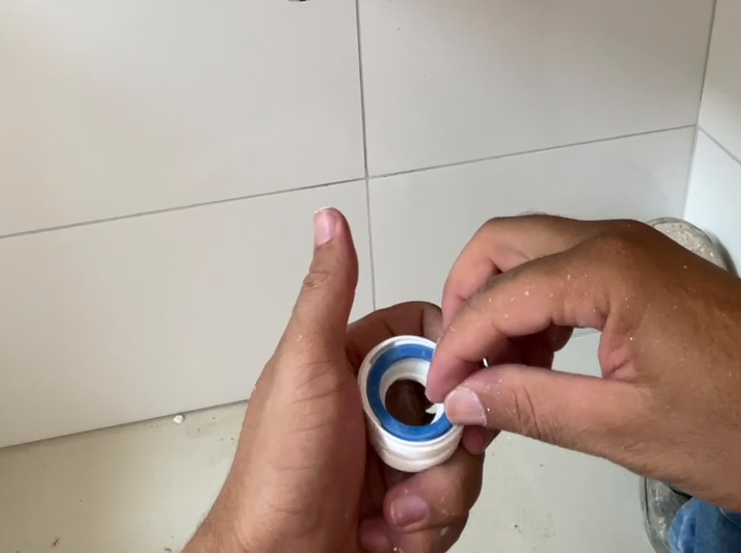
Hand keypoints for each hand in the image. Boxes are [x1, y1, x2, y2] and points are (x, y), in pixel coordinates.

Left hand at [189, 208, 484, 552]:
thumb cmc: (279, 468)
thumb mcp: (304, 365)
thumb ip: (326, 292)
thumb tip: (329, 219)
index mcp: (356, 364)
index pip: (424, 335)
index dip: (450, 354)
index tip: (458, 378)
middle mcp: (378, 408)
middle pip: (454, 401)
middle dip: (446, 443)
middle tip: (414, 462)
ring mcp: (395, 461)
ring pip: (460, 458)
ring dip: (434, 494)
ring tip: (389, 512)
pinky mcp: (409, 510)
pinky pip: (453, 507)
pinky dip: (428, 527)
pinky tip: (387, 534)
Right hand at [425, 215, 740, 518]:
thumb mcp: (631, 431)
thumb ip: (533, 406)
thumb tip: (463, 398)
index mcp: (605, 268)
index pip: (498, 294)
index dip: (458, 344)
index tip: (438, 391)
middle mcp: (613, 238)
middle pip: (503, 243)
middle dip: (467, 297)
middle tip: (459, 363)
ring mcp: (636, 247)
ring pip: (535, 250)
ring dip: (504, 300)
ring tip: (501, 370)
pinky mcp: (654, 268)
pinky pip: (570, 266)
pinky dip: (541, 302)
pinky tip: (547, 357)